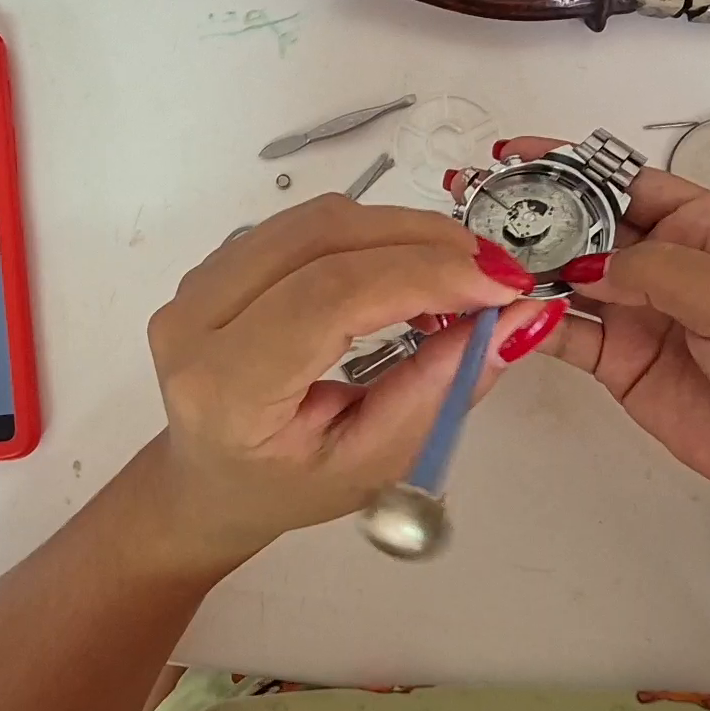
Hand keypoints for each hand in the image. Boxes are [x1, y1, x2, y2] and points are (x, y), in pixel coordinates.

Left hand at [138, 194, 569, 566]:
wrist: (207, 479)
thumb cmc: (284, 489)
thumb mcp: (370, 465)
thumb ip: (437, 392)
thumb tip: (516, 321)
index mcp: (224, 388)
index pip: (327, 298)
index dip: (422, 276)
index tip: (503, 285)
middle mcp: (194, 321)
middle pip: (319, 238)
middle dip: (421, 241)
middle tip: (494, 271)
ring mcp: (194, 285)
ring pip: (311, 220)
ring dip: (398, 231)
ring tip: (457, 273)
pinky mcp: (210, 267)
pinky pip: (299, 227)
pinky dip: (367, 235)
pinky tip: (405, 268)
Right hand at [456, 141, 709, 504]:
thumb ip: (660, 274)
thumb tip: (580, 266)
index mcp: (702, 229)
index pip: (626, 183)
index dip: (572, 166)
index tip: (514, 156)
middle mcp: (659, 263)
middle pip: (584, 228)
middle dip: (533, 215)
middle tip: (476, 208)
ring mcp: (631, 312)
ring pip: (564, 279)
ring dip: (522, 269)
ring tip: (473, 260)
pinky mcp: (612, 359)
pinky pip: (562, 333)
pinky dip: (531, 323)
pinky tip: (501, 316)